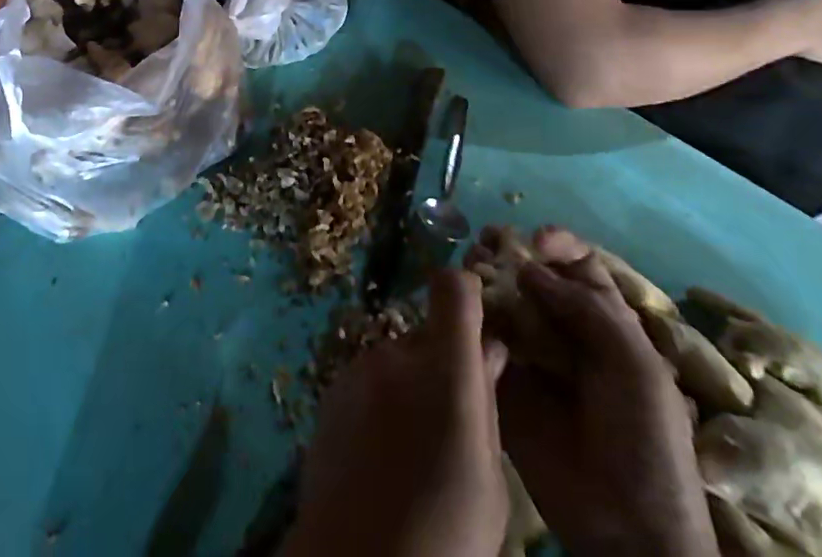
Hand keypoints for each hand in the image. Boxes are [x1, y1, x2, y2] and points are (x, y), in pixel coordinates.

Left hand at [280, 270, 510, 556]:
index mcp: (445, 371)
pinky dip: (383, 397)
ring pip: (398, 356)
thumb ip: (487, 402)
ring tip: (416, 440)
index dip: (468, 293)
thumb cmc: (445, 534)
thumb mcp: (491, 477)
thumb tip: (489, 351)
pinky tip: (383, 447)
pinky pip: (370, 378)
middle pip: (428, 330)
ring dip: (412, 380)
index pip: (453, 289)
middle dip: (445, 357)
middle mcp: (396, 355)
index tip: (480, 320)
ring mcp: (357, 370)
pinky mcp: (330, 391)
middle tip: (453, 410)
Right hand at [492, 228, 718, 556]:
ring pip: (503, 304)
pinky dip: (469, 322)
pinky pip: (482, 344)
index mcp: (606, 320)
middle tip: (485, 247)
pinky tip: (457, 310)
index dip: (556, 245)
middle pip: (532, 277)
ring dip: (485, 281)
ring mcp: (530, 356)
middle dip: (509, 255)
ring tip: (468, 271)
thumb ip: (588, 311)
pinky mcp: (502, 384)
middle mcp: (564, 329)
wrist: (628, 525)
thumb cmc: (646, 437)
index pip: (577, 264)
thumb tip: (528, 269)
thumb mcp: (635, 366)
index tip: (534, 242)